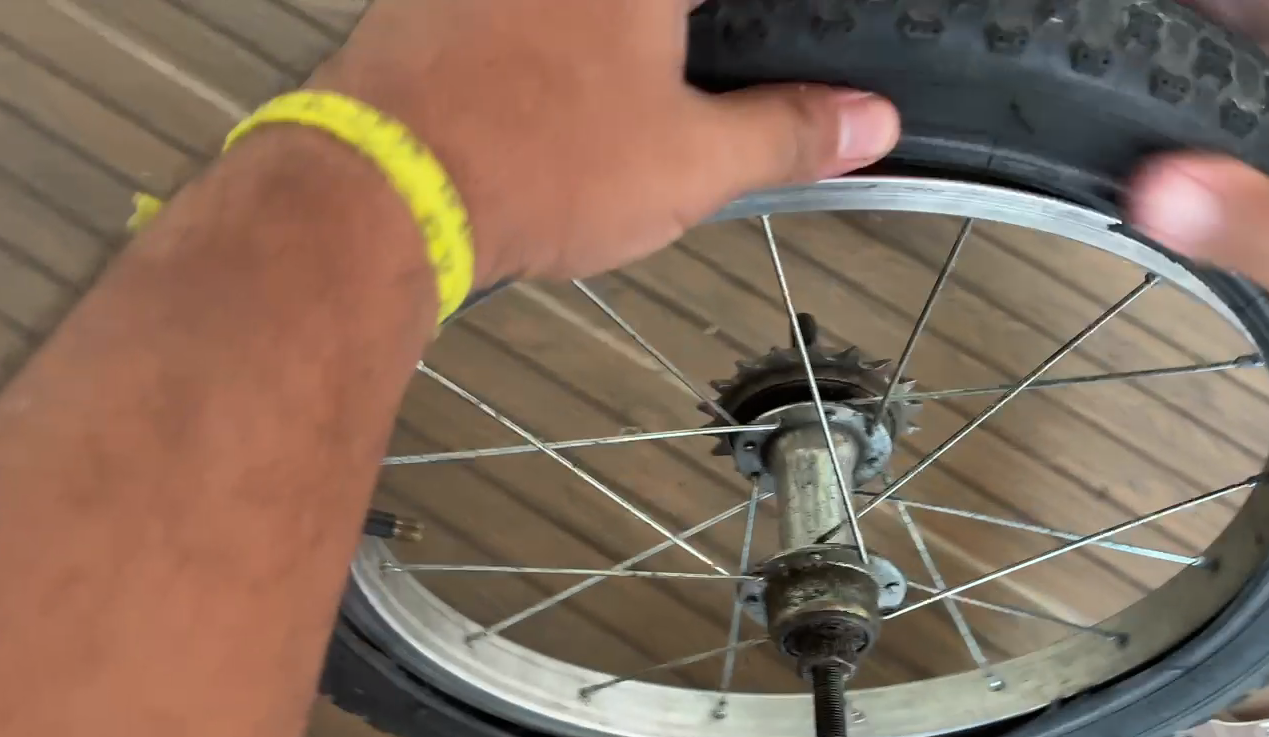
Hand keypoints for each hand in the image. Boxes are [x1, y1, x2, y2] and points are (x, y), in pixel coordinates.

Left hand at [309, 0, 900, 285]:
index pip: (749, 0)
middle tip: (718, 84)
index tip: (754, 77)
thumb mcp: (694, 164)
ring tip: (634, 114)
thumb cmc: (546, 165)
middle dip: (707, 43)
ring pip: (606, 19)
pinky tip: (579, 90)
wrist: (398, 185)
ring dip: (639, 49)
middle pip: (676, 15)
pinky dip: (583, 42)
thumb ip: (788, 133)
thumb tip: (870, 122)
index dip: (772, 27)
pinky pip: (550, 16)